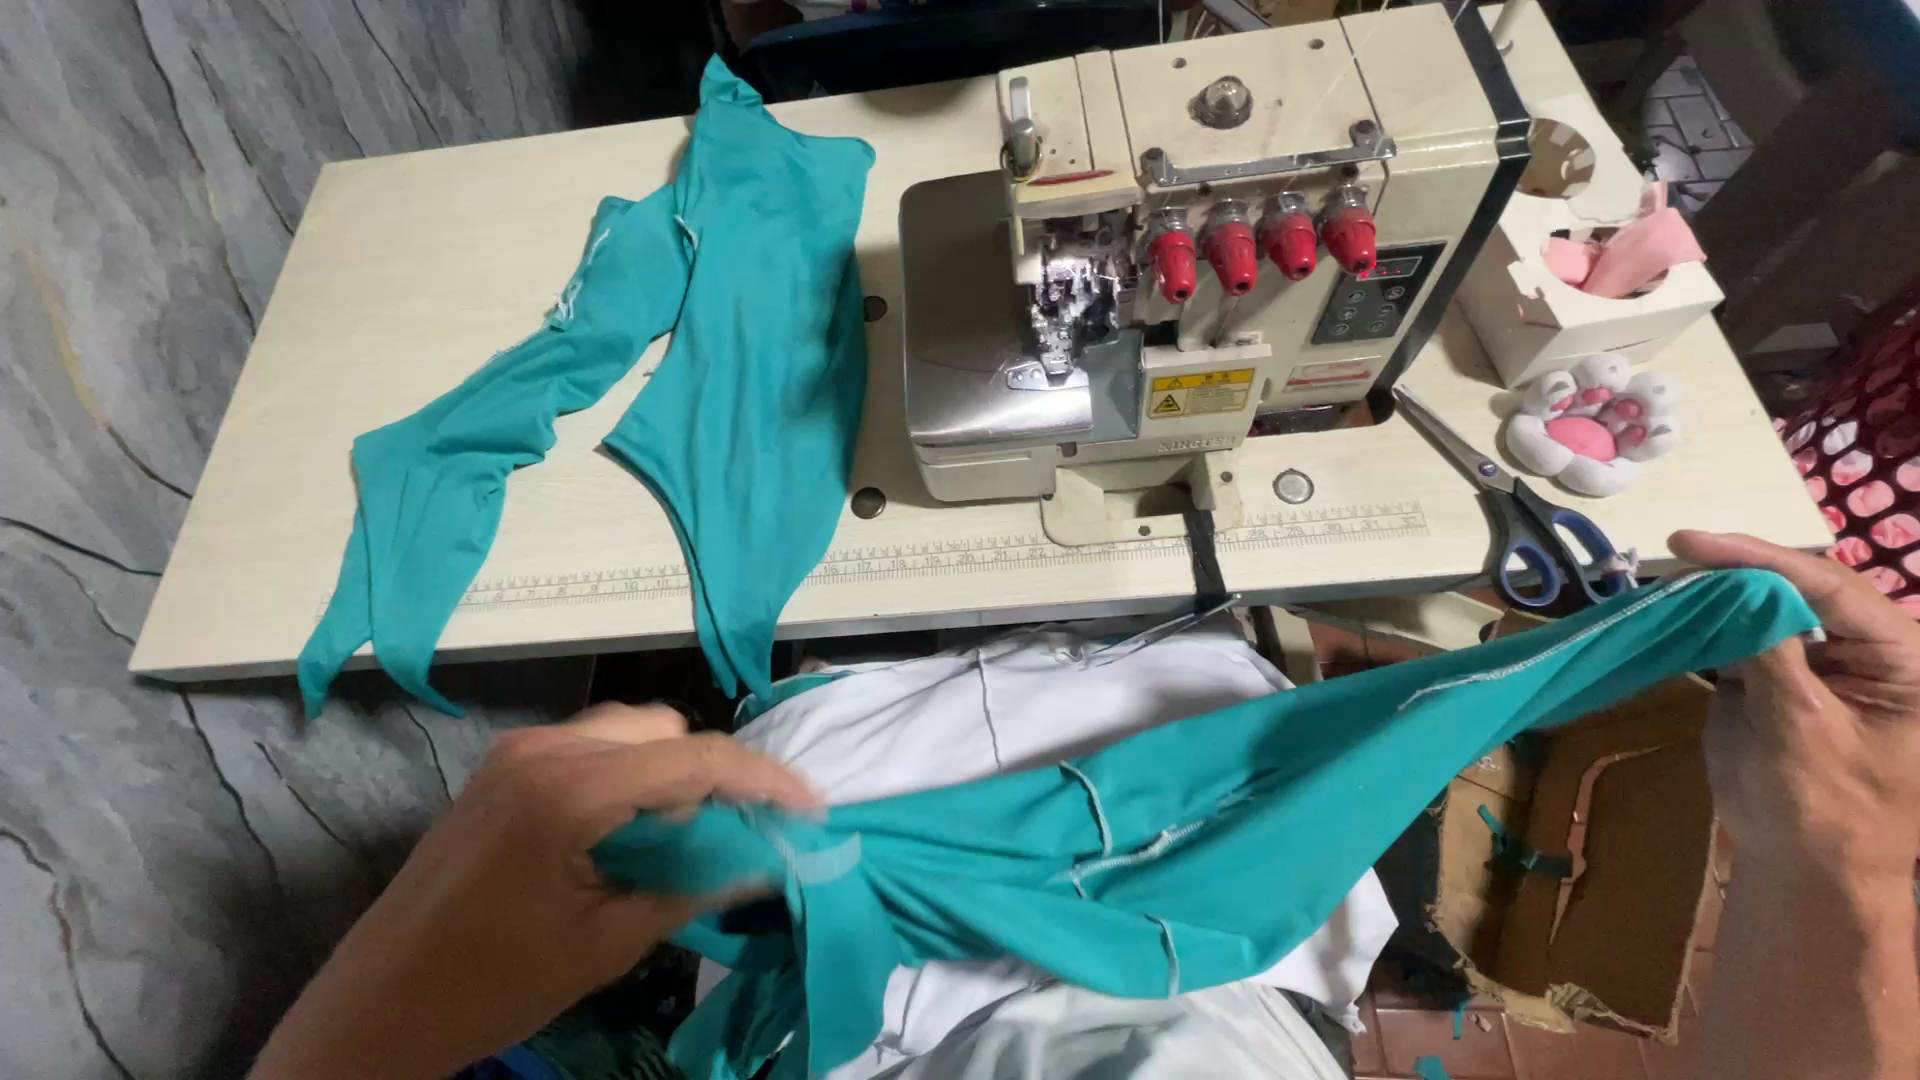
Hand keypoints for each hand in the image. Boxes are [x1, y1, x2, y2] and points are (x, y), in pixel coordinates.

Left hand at [250, 704, 819, 1079]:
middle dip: (714, 774)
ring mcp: (520, 750)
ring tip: (680, 832)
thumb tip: (770, 855)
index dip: (764, 780)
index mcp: (571, 790)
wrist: (370, 1013)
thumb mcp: (611, 942)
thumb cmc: (493, 987)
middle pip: (668, 730)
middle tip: (734, 831)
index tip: (810, 807)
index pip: (697, 759)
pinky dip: (633, 771)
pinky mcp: (507, 764)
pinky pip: (598, 744)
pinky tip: (628, 825)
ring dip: (673, 769)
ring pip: (635, 730)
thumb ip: (697, 882)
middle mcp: (546, 749)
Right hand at [1670, 531, 1919, 879]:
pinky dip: (1701, 623)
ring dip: (1715, 593)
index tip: (1689, 541)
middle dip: (1739, 568)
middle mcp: (1869, 654)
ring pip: (1766, 609)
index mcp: (1906, 661)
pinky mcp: (1775, 682)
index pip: (1832, 589)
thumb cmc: (1828, 806)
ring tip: (1666, 578)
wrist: (1812, 865)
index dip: (1760, 558)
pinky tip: (1669, 611)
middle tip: (1677, 550)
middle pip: (1802, 589)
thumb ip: (1773, 656)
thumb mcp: (1800, 728)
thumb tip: (1736, 591)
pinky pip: (1739, 638)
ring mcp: (1819, 667)